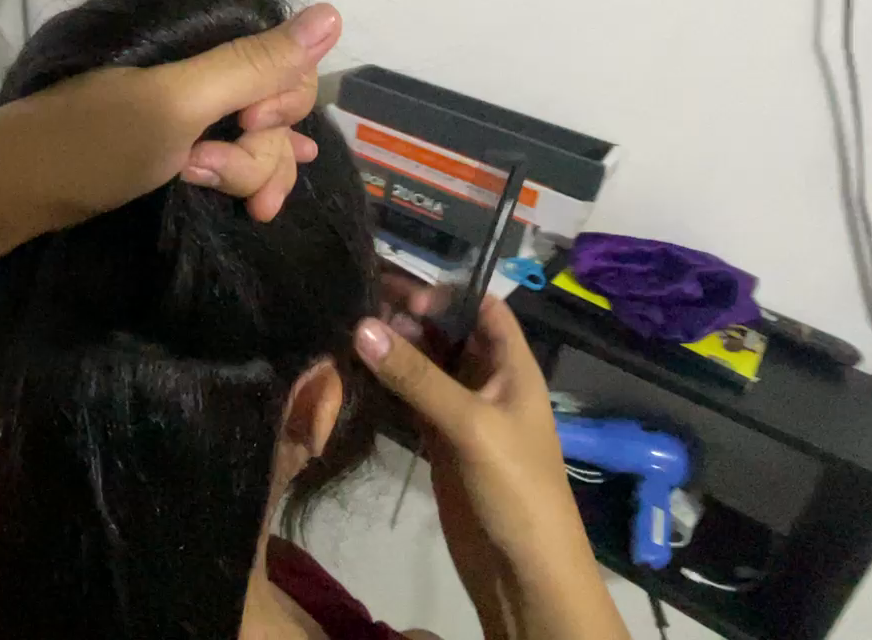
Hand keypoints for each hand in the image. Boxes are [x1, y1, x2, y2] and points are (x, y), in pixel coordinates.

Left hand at [5, 3, 341, 225]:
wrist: (18, 190)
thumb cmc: (94, 142)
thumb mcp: (179, 103)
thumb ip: (254, 65)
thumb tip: (334, 14)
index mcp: (207, 41)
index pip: (288, 64)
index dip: (282, 102)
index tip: (249, 126)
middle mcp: (208, 68)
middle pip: (278, 109)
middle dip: (255, 149)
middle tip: (204, 171)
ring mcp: (195, 109)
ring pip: (259, 141)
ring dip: (242, 171)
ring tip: (198, 185)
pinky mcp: (183, 143)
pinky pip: (236, 157)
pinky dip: (246, 175)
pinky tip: (263, 197)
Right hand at [354, 298, 629, 639]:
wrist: (524, 576)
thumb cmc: (515, 487)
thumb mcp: (470, 424)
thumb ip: (416, 376)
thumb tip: (361, 325)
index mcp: (511, 365)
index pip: (482, 307)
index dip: (446, 294)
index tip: (400, 298)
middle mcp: (485, 379)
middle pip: (446, 331)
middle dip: (408, 316)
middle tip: (358, 305)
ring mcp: (460, 410)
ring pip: (423, 363)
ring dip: (392, 348)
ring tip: (346, 331)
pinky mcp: (437, 438)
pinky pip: (409, 396)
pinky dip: (385, 382)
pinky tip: (352, 370)